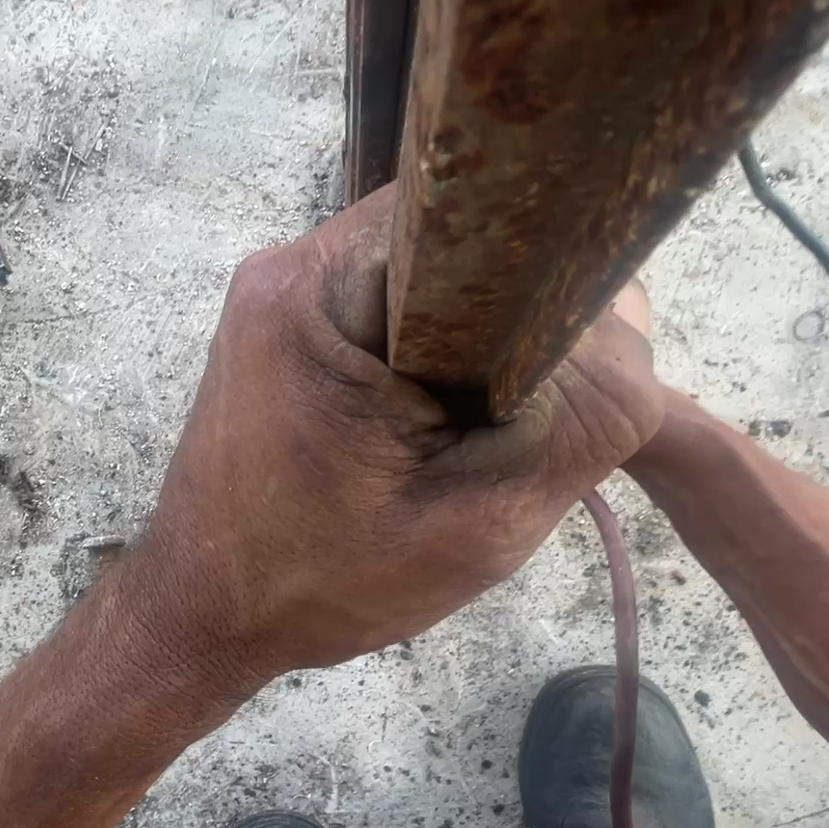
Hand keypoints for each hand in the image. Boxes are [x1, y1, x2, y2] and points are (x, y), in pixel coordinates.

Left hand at [117, 185, 663, 687]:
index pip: (486, 215)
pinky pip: (389, 310)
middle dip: (515, 322)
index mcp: (315, 290)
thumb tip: (623, 308)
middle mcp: (285, 267)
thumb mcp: (481, 522)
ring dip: (473, 347)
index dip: (554, 278)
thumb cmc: (319, 585)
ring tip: (464, 433)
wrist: (205, 611)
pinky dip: (428, 358)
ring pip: (432, 280)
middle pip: (459, 244)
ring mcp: (276, 294)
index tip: (565, 368)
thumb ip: (586, 412)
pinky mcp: (280, 327)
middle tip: (512, 419)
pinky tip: (425, 426)